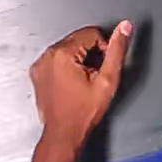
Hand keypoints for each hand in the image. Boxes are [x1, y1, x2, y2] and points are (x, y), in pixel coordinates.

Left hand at [30, 21, 130, 151]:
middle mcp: (47, 55)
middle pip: (79, 38)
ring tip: (83, 79)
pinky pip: (57, 56)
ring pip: (68, 46)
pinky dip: (66, 63)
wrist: (64, 134)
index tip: (102, 67)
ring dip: (79, 56)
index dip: (103, 47)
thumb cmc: (84, 112)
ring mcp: (40, 63)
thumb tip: (125, 27)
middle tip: (94, 75)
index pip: (92, 33)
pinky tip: (72, 81)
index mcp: (63, 54)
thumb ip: (117, 50)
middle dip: (91, 51)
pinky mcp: (37, 71)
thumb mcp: (108, 80)